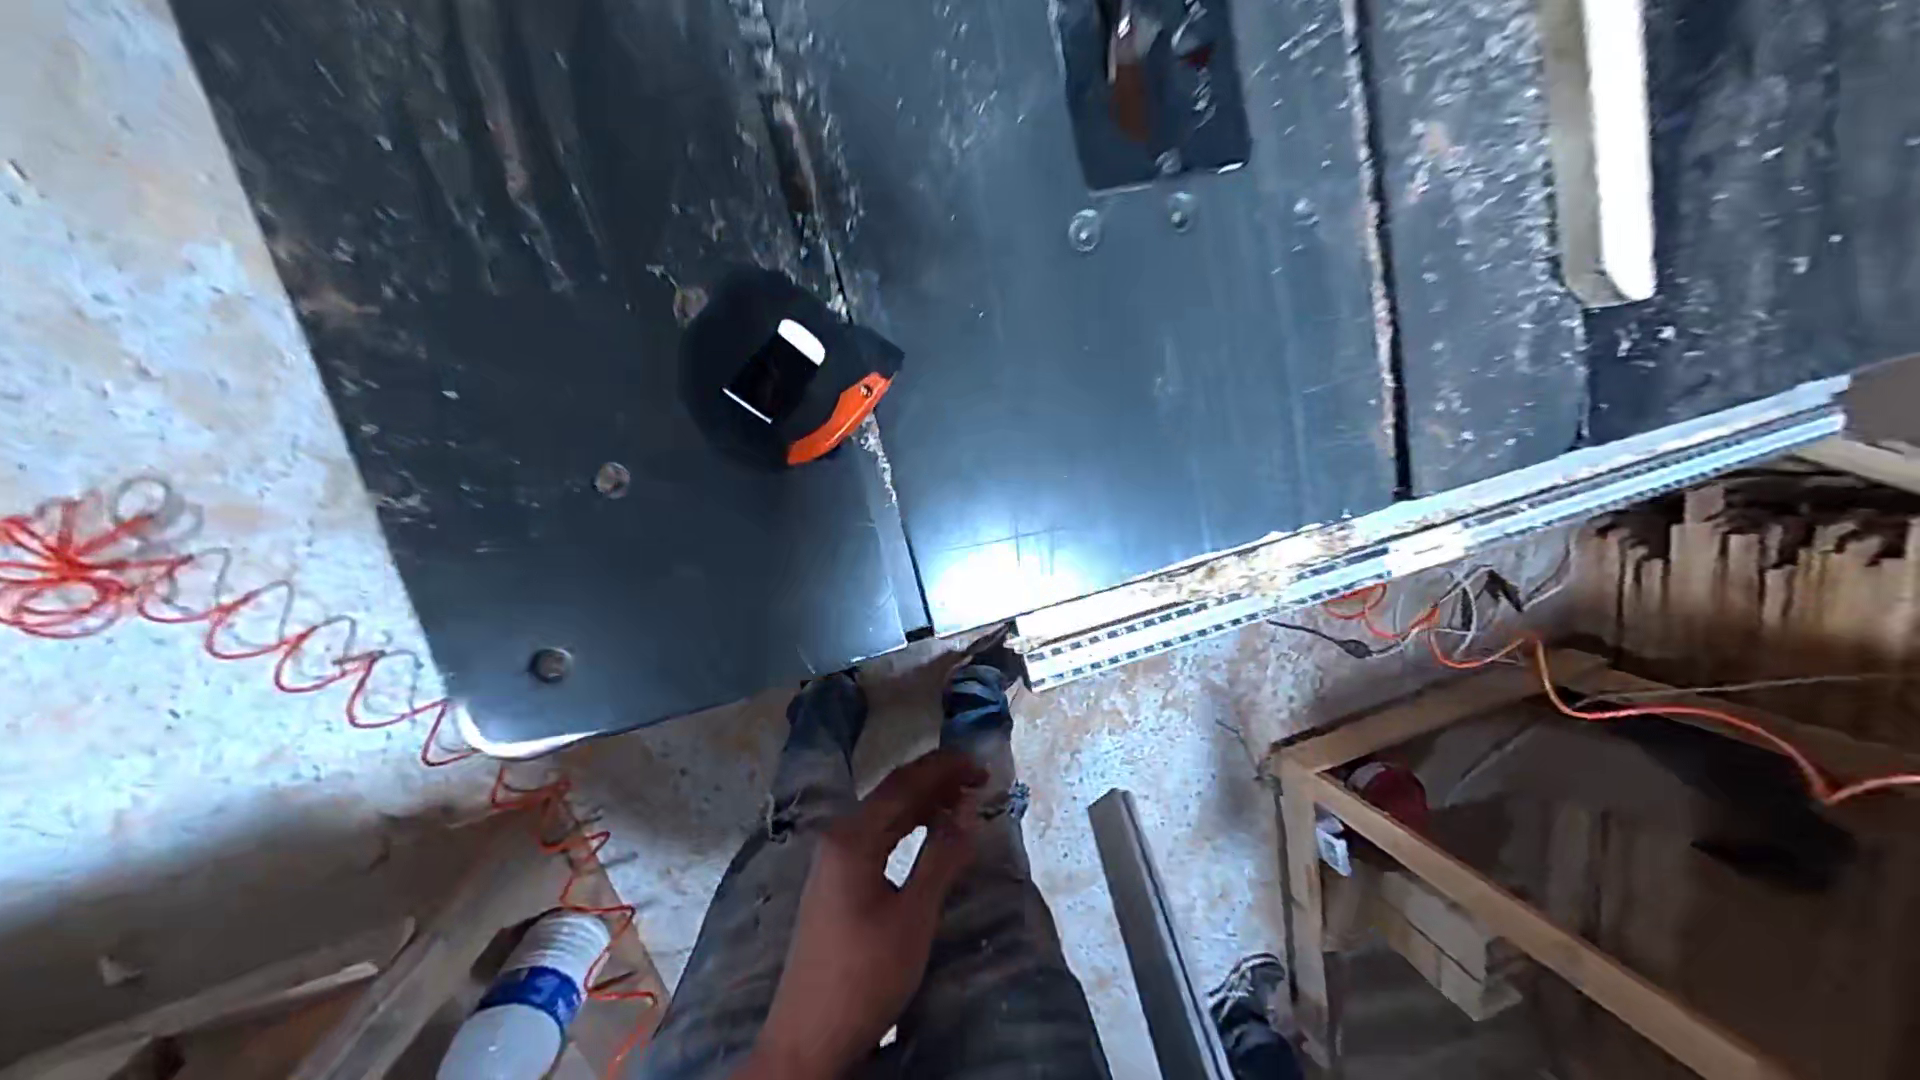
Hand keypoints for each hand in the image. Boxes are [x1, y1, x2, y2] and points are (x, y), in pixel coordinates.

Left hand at [735, 750, 987, 1079]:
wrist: (808, 1038)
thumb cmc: (865, 976)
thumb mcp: (913, 918)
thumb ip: (941, 857)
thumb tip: (967, 811)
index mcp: (852, 838)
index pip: (904, 784)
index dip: (944, 768)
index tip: (981, 765)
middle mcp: (839, 837)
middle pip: (893, 793)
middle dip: (937, 781)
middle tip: (979, 780)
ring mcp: (834, 858)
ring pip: (885, 814)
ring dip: (924, 802)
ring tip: (963, 800)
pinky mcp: (837, 879)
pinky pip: (878, 835)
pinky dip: (908, 825)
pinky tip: (930, 831)